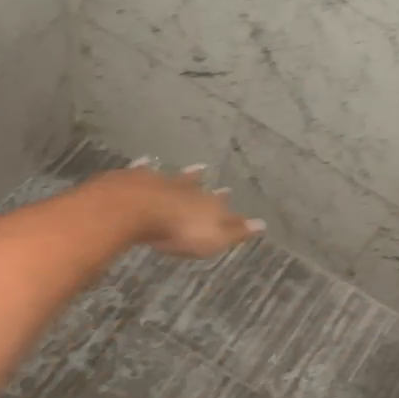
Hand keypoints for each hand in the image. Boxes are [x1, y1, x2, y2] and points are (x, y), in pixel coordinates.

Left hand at [88, 162, 263, 258]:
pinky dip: (146, 166)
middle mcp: (187, 189)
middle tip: (208, 171)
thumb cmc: (179, 230)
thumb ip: (236, 231)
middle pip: (198, 187)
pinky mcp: (135, 180)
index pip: (222, 207)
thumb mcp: (214, 238)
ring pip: (176, 177)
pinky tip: (146, 159)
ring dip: (183, 173)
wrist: (137, 208)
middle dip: (203, 182)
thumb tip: (262, 224)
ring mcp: (161, 182)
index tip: (231, 195)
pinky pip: (144, 172)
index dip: (227, 206)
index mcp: (208, 205)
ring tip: (192, 166)